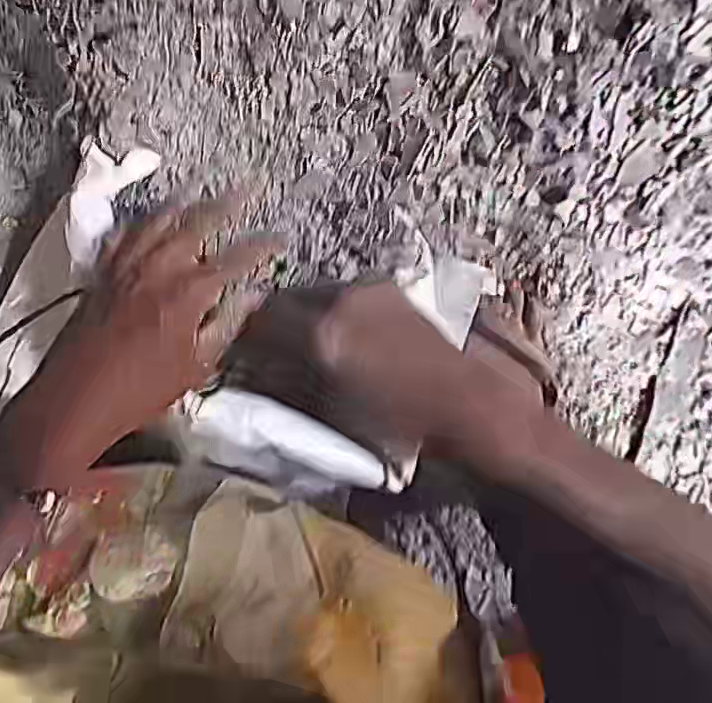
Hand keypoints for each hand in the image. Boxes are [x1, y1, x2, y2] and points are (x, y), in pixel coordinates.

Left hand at [0, 193, 282, 487]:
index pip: (237, 258)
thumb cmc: (140, 388)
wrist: (77, 395)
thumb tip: (252, 297)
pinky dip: (143, 223)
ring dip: (186, 203)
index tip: (277, 239)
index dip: (262, 247)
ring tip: (201, 190)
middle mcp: (160, 266)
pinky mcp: (105, 269)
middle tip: (247, 189)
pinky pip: (126, 233)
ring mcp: (129, 263)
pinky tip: (149, 220)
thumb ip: (227, 323)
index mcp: (190, 290)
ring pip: (161, 218)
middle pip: (200, 221)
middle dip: (229, 203)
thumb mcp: (196, 364)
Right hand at [241, 282, 532, 461]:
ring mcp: (367, 289)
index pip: (263, 319)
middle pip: (287, 297)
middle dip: (276, 318)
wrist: (467, 402)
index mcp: (323, 335)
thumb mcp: (335, 408)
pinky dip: (337, 307)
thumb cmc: (401, 424)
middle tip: (276, 342)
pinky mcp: (388, 287)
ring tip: (316, 336)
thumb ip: (292, 378)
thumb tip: (262, 364)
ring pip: (317, 291)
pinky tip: (350, 329)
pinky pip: (346, 291)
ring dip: (307, 310)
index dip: (247, 333)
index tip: (244, 346)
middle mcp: (340, 300)